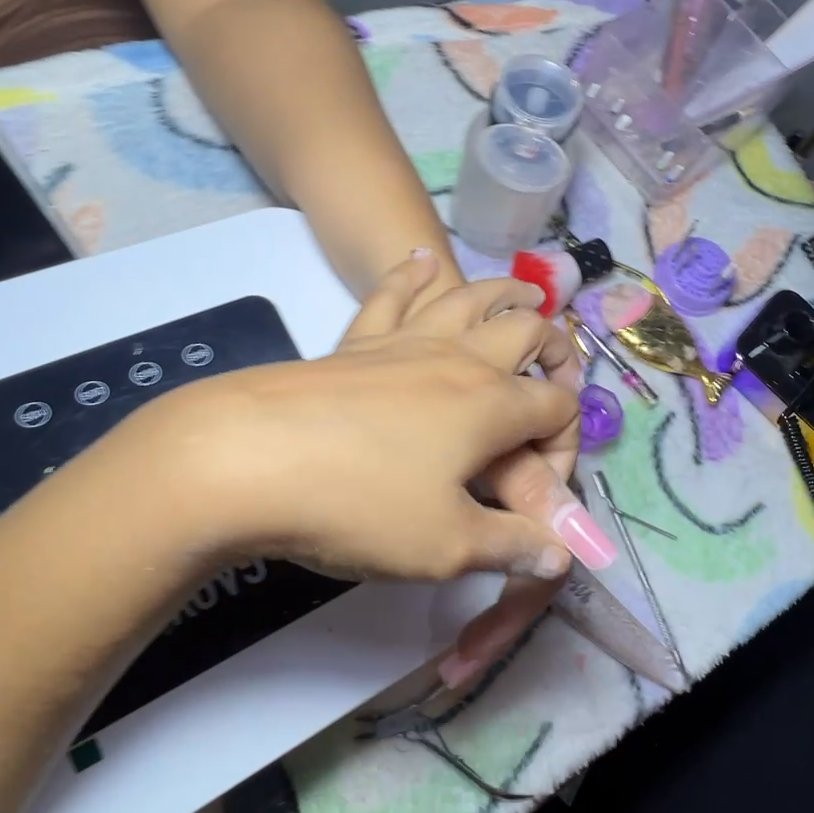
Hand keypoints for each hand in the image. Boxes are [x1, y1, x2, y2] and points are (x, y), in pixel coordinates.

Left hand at [89, 251, 610, 592]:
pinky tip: (422, 259)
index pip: (559, 407)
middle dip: (558, 346)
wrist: (244, 460)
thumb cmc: (358, 504)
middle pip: (528, 331)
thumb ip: (511, 545)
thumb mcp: (446, 546)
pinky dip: (413, 273)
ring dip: (506, 293)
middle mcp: (460, 360)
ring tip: (527, 295)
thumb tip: (561, 553)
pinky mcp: (356, 341)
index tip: (548, 486)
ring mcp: (405, 341)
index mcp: (492, 406)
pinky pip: (393, 293)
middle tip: (562, 365)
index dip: (569, 442)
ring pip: (470, 297)